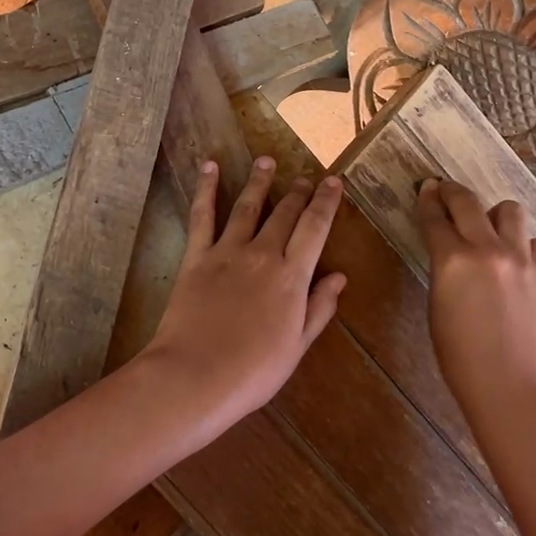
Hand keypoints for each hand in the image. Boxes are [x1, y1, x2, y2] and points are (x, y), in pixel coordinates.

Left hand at [137, 156, 347, 427]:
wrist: (196, 375)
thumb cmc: (253, 371)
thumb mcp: (297, 346)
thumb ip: (318, 308)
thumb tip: (339, 276)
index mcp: (293, 277)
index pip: (315, 228)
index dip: (326, 202)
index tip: (334, 182)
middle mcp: (263, 254)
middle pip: (285, 213)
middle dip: (298, 192)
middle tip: (305, 176)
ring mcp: (227, 252)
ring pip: (249, 206)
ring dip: (260, 181)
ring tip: (267, 160)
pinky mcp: (196, 256)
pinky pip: (203, 215)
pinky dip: (207, 188)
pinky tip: (211, 167)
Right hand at [417, 179, 535, 424]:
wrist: (509, 385)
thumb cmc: (458, 356)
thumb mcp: (437, 305)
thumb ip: (443, 269)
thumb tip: (447, 249)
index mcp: (452, 259)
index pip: (435, 217)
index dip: (427, 199)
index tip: (426, 187)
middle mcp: (487, 249)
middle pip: (468, 201)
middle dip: (452, 192)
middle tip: (445, 192)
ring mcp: (520, 259)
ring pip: (509, 210)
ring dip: (493, 213)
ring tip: (486, 227)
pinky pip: (533, 241)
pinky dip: (521, 242)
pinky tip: (513, 258)